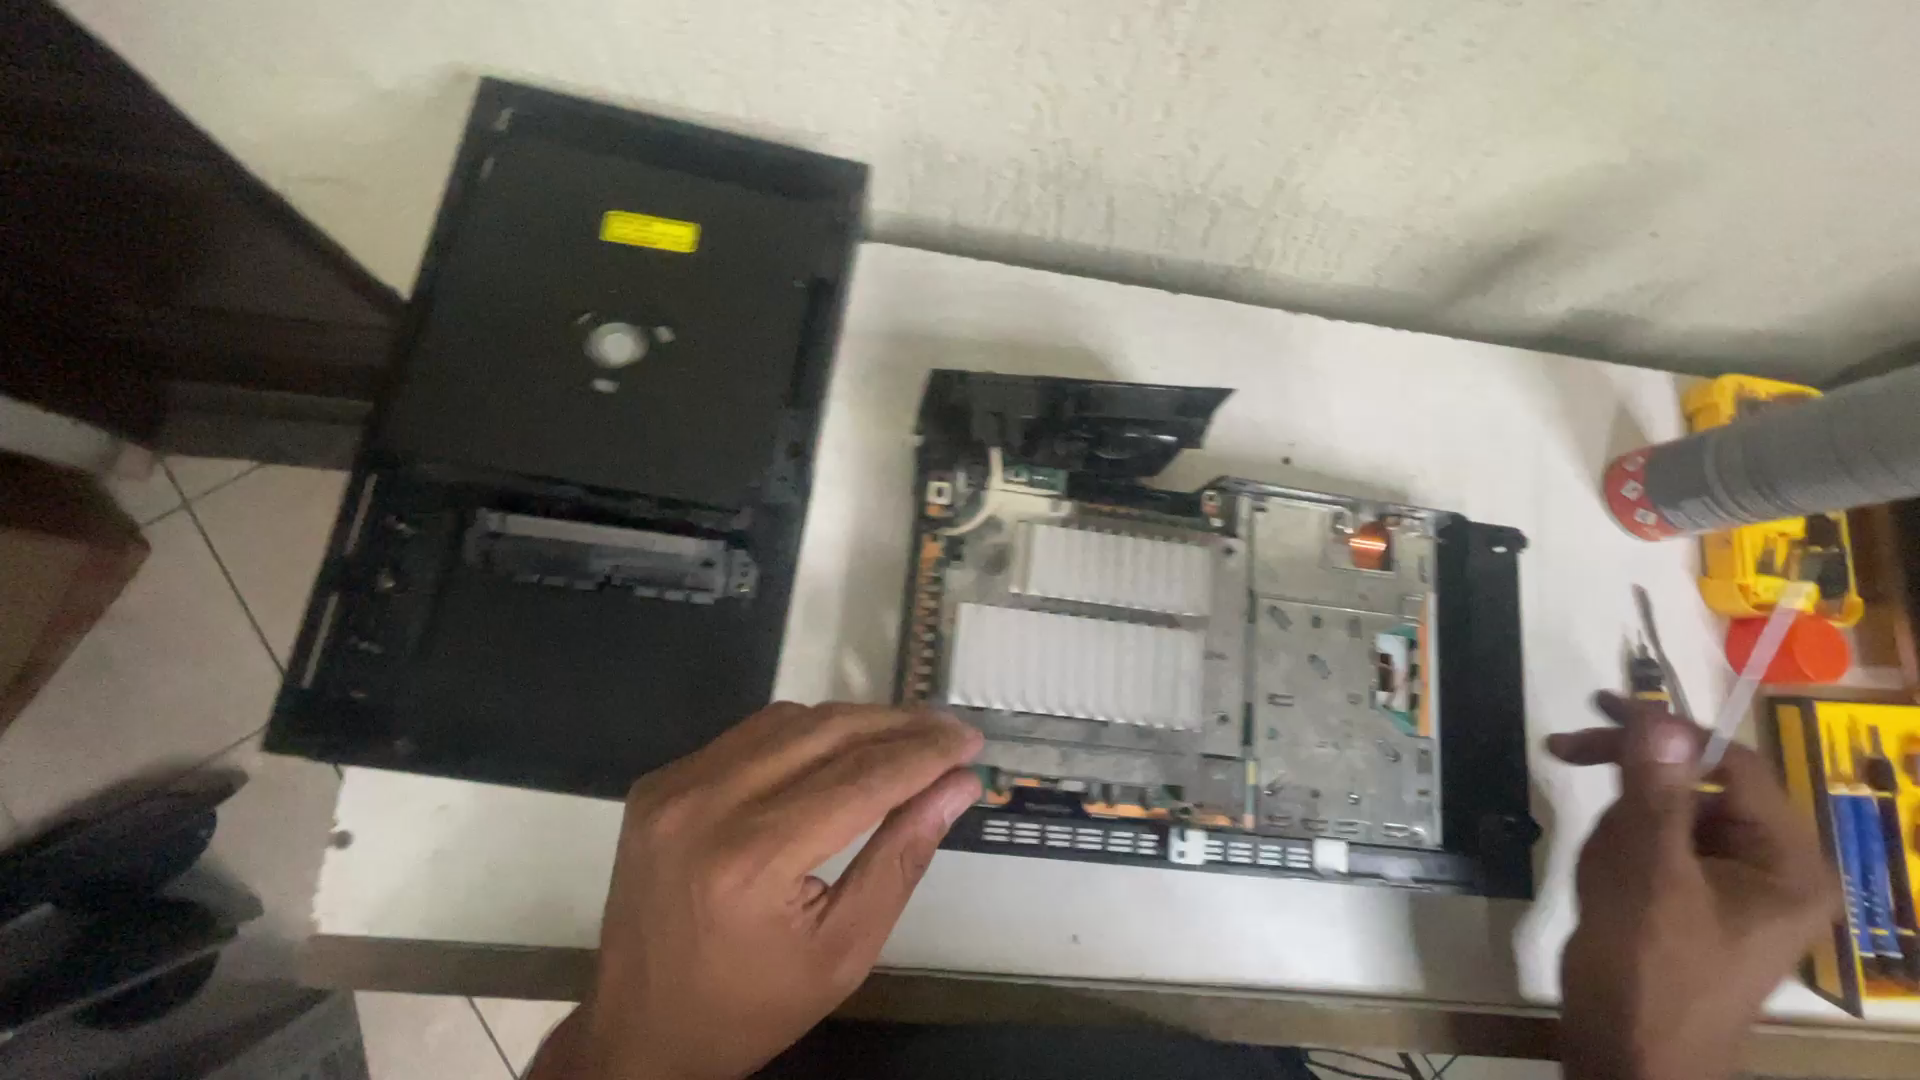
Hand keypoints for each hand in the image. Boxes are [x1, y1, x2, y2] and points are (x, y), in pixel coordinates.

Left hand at [528, 702, 983, 1079]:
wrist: (636, 1032)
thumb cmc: (750, 1007)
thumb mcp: (844, 952)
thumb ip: (902, 858)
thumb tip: (958, 785)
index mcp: (752, 859)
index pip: (861, 780)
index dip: (924, 754)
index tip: (971, 742)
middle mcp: (706, 804)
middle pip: (827, 733)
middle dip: (900, 726)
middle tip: (950, 731)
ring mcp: (675, 785)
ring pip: (790, 720)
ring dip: (856, 722)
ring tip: (907, 738)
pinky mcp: (662, 780)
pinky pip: (751, 734)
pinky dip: (807, 732)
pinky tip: (842, 748)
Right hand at [1547, 692, 1837, 1079]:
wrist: (1629, 1044)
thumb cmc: (1646, 956)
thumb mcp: (1645, 863)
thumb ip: (1653, 787)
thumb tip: (1659, 715)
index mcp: (1787, 863)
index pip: (1736, 767)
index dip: (1671, 730)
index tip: (1600, 707)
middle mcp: (1773, 870)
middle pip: (1704, 788)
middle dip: (1634, 769)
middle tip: (1562, 748)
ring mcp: (1735, 889)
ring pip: (1676, 815)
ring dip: (1624, 812)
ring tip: (1593, 848)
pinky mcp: (1696, 902)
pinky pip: (1664, 846)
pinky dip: (1624, 839)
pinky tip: (1600, 864)